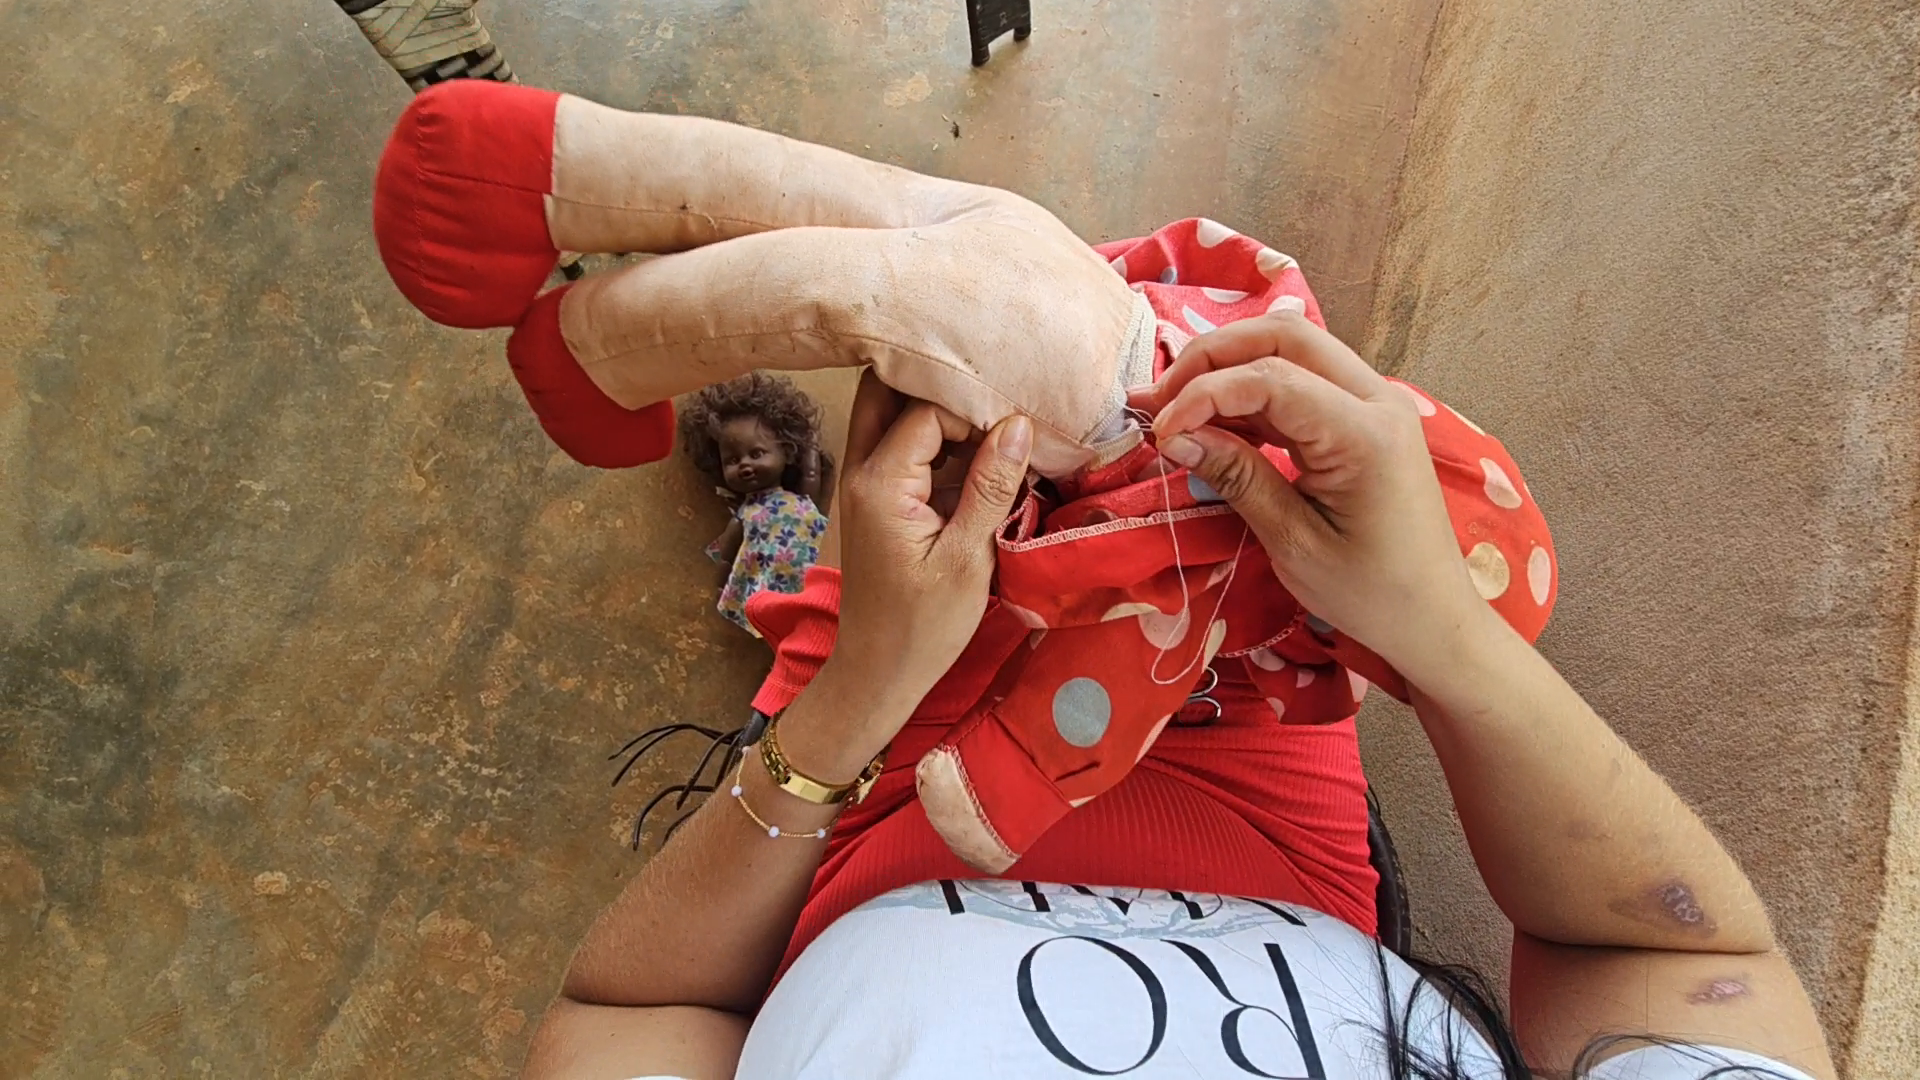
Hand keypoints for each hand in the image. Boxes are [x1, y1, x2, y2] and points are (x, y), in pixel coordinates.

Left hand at [830, 370, 1032, 720]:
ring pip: (891, 416)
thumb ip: (991, 486)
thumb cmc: (925, 625)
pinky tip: (979, 454)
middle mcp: (862, 471)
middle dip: (938, 385)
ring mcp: (865, 484)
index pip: (926, 409)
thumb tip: (1019, 423)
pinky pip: (902, 448)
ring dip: (937, 412)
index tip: (1017, 423)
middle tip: (992, 395)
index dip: (973, 408)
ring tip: (992, 419)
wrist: (880, 670)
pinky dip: (937, 443)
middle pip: (887, 393)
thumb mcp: (969, 558)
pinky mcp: (878, 499)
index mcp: (880, 483)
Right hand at [1149, 311, 1492, 680]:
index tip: (1159, 432)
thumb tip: (1175, 437)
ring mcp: (1372, 403)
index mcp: (1364, 434)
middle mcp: (1376, 400)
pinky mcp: (1360, 419)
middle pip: (1284, 334)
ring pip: (1290, 349)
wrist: (1431, 617)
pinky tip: (1212, 421)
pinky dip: (1248, 393)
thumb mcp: (1291, 541)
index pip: (1270, 378)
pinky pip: (1298, 382)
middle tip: (1161, 398)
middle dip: (1212, 356)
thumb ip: (1237, 477)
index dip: (1203, 395)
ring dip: (1227, 369)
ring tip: (1174, 407)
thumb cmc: (1367, 591)